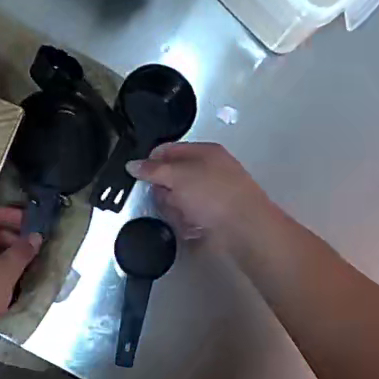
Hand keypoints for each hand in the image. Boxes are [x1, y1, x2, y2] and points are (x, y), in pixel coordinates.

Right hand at [126, 142, 278, 250]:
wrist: (244, 228)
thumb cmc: (215, 195)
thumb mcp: (177, 176)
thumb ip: (152, 170)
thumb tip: (133, 165)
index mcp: (206, 152)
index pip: (170, 150)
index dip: (152, 162)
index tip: (141, 175)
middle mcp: (210, 172)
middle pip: (172, 179)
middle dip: (167, 192)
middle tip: (172, 199)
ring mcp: (213, 196)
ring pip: (180, 202)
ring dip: (177, 211)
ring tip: (187, 217)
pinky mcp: (215, 218)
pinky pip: (190, 219)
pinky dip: (189, 225)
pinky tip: (195, 228)